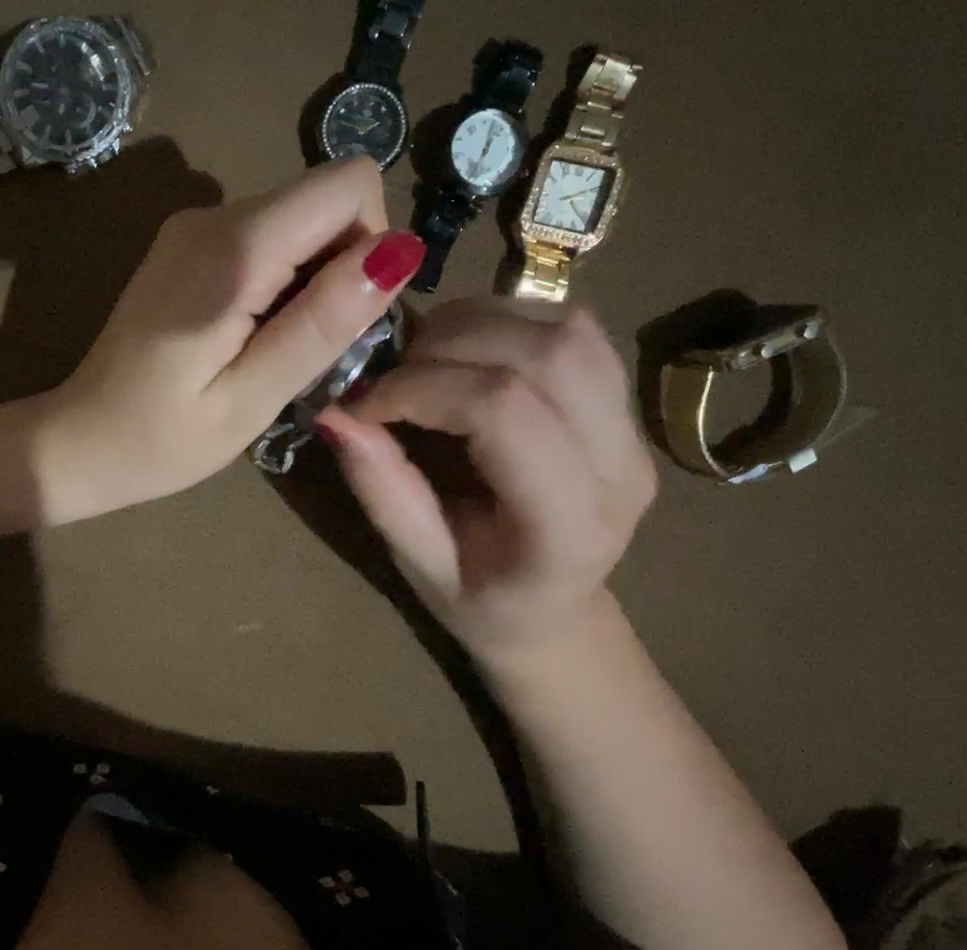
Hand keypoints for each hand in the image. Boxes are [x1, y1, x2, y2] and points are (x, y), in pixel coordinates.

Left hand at [35, 157, 424, 522]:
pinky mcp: (185, 246)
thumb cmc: (161, 441)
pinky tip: (248, 339)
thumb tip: (399, 253)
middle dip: (341, 268)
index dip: (372, 244)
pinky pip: (264, 239)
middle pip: (323, 199)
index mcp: (232, 250)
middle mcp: (212, 215)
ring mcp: (193, 227)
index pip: (348, 183)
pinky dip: (278, 282)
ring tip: (272, 352)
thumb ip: (322, 323)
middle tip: (306, 349)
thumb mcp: (251, 398)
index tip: (347, 316)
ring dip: (310, 281)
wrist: (78, 442)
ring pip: (297, 220)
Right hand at [315, 300, 657, 665]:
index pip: (505, 411)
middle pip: (547, 355)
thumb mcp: (418, 564)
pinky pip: (575, 329)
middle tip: (390, 376)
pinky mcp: (625, 402)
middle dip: (447, 346)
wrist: (551, 610)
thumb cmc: (479, 601)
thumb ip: (383, 490)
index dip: (423, 389)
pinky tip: (465, 352)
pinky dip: (507, 321)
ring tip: (423, 359)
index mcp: (565, 526)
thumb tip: (333, 412)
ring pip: (568, 329)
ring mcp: (633, 428)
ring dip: (478, 323)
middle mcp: (618, 466)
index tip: (363, 404)